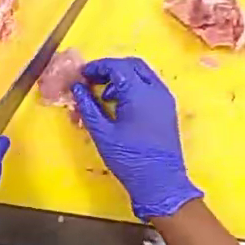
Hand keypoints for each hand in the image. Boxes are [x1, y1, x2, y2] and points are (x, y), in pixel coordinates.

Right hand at [72, 57, 203, 220]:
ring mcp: (165, 98)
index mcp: (139, 94)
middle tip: (91, 80)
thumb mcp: (102, 133)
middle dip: (110, 68)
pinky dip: (133, 86)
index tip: (81, 75)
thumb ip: (88, 107)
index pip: (117, 66)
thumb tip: (77, 88)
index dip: (97, 67)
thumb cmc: (128, 158)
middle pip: (132, 65)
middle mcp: (156, 90)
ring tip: (103, 95)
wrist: (160, 180)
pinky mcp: (167, 108)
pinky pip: (149, 86)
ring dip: (122, 77)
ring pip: (143, 74)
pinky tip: (119, 104)